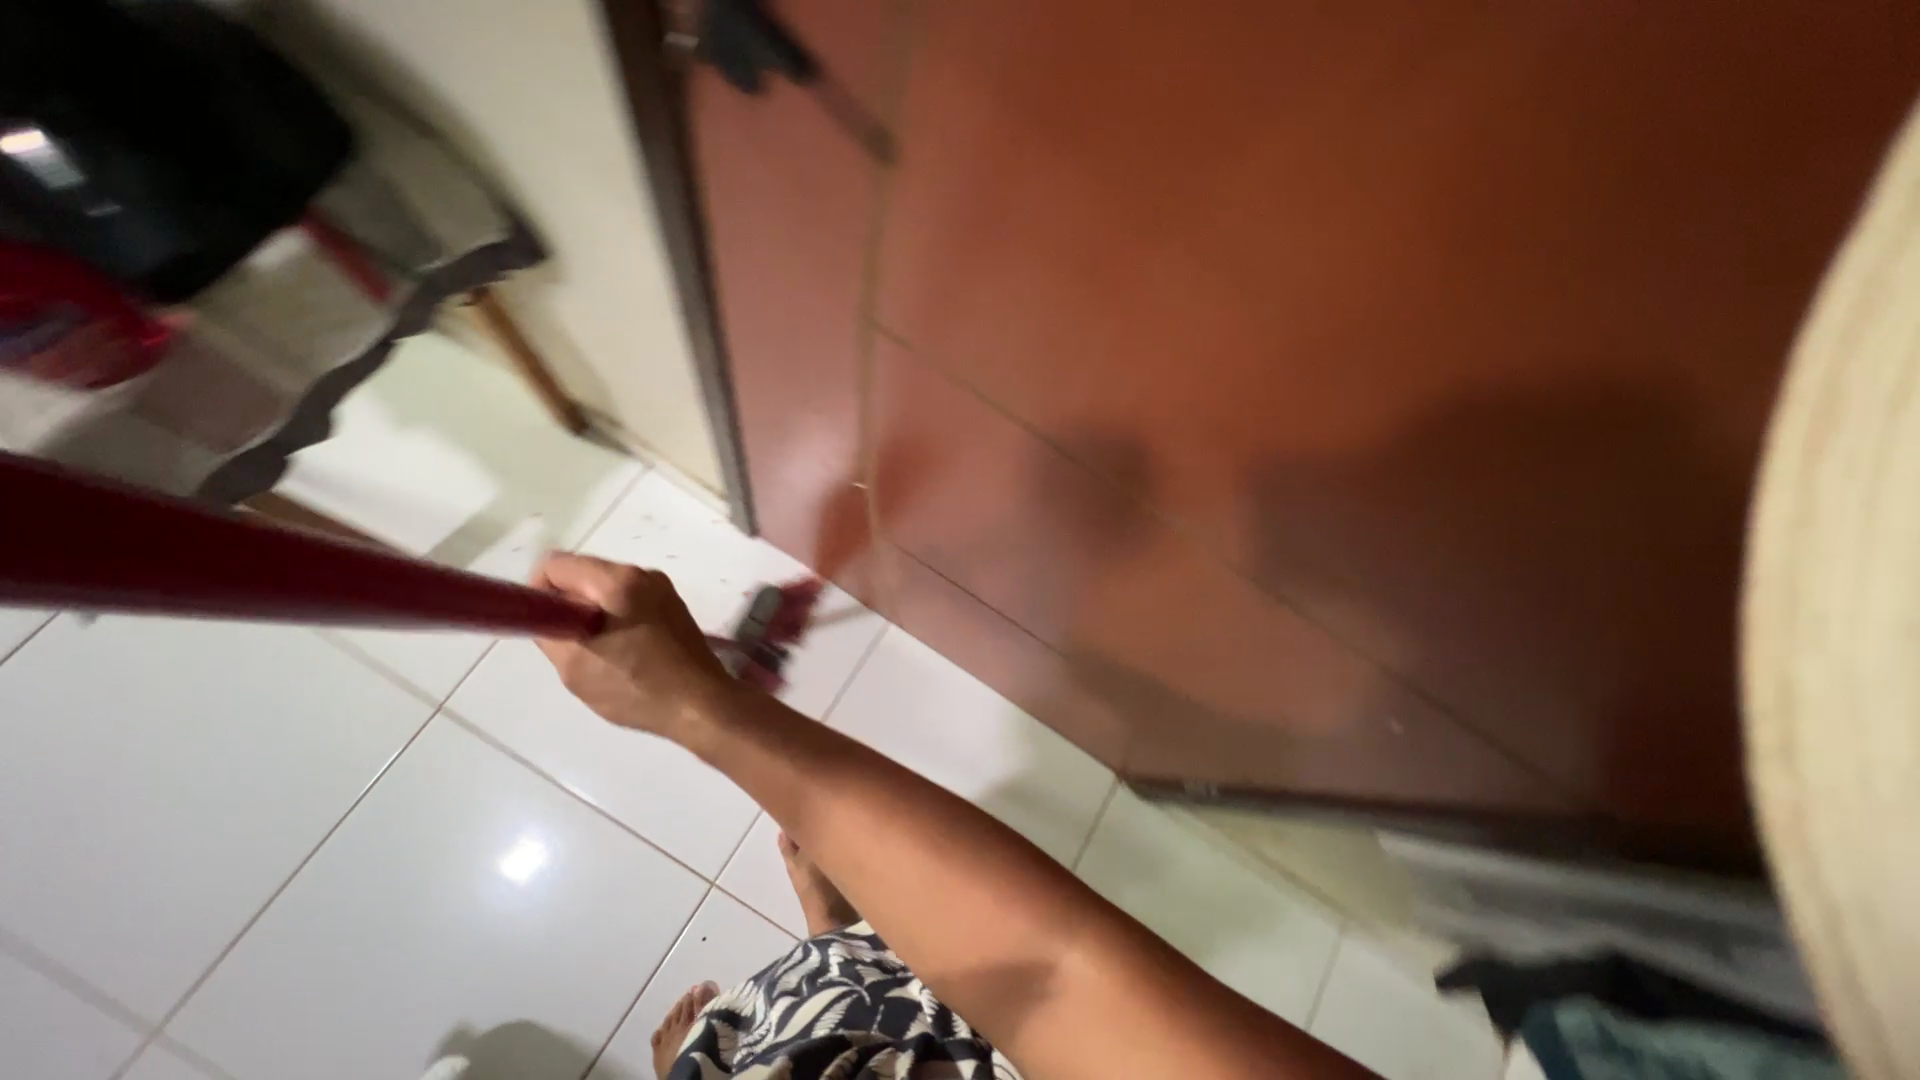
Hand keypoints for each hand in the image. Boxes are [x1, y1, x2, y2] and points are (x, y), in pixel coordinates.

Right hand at [531, 553, 733, 738]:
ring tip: (601, 652)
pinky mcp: (674, 603)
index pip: (555, 564)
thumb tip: (548, 612)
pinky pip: (630, 598)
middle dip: (569, 603)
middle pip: (583, 572)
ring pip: (606, 586)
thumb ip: (550, 630)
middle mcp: (643, 573)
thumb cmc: (635, 688)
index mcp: (617, 581)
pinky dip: (616, 616)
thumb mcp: (574, 666)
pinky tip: (624, 650)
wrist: (701, 704)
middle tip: (573, 644)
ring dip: (593, 611)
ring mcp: (662, 587)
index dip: (539, 592)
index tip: (546, 625)